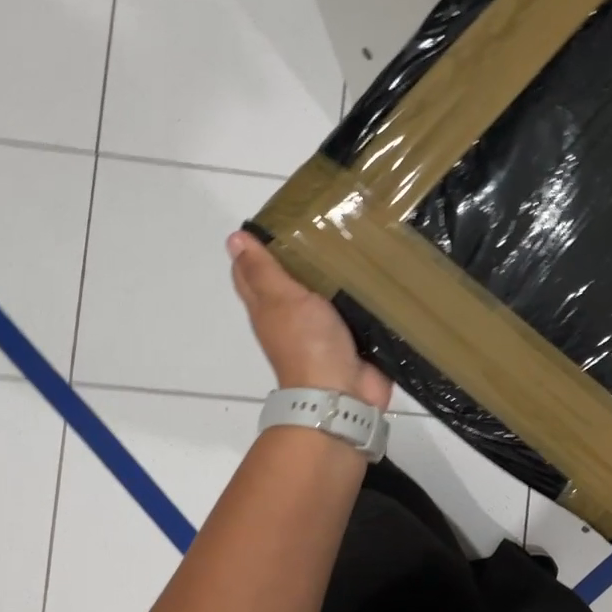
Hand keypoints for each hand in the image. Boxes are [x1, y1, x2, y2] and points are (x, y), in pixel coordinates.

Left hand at [227, 231, 391, 408]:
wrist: (341, 393)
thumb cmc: (307, 343)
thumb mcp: (281, 300)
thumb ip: (263, 270)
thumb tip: (234, 238)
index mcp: (268, 307)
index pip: (252, 271)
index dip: (258, 246)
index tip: (280, 218)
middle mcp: (292, 317)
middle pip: (291, 280)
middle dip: (302, 254)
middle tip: (324, 221)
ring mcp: (324, 330)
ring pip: (325, 293)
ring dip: (337, 272)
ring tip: (354, 239)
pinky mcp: (353, 339)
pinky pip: (355, 310)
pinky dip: (362, 294)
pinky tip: (376, 275)